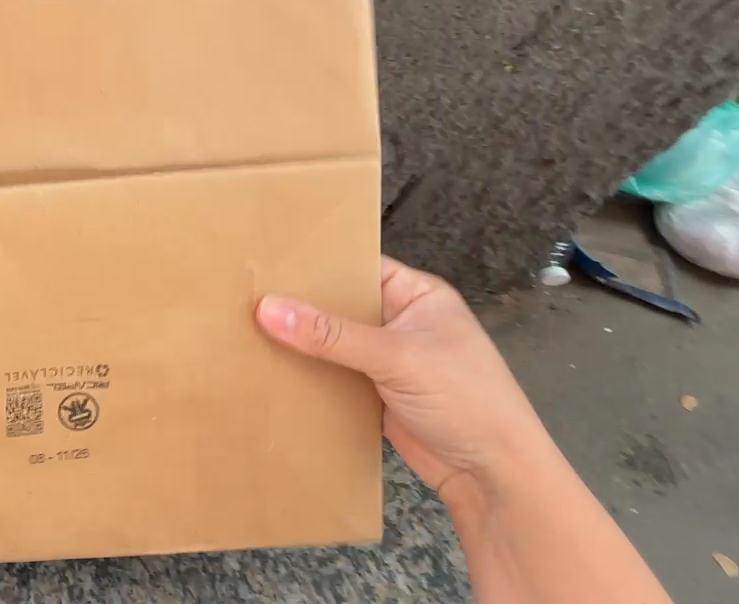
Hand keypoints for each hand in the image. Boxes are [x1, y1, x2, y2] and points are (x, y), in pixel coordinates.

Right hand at [255, 256, 554, 503]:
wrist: (495, 481)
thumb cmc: (466, 402)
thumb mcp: (398, 358)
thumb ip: (330, 335)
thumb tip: (264, 308)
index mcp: (415, 294)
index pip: (355, 264)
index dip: (313, 260)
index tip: (265, 256)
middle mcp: (397, 318)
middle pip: (336, 300)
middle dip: (297, 299)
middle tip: (243, 288)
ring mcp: (384, 354)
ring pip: (329, 335)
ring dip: (297, 335)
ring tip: (244, 319)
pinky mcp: (370, 386)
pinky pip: (329, 366)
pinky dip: (305, 365)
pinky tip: (268, 358)